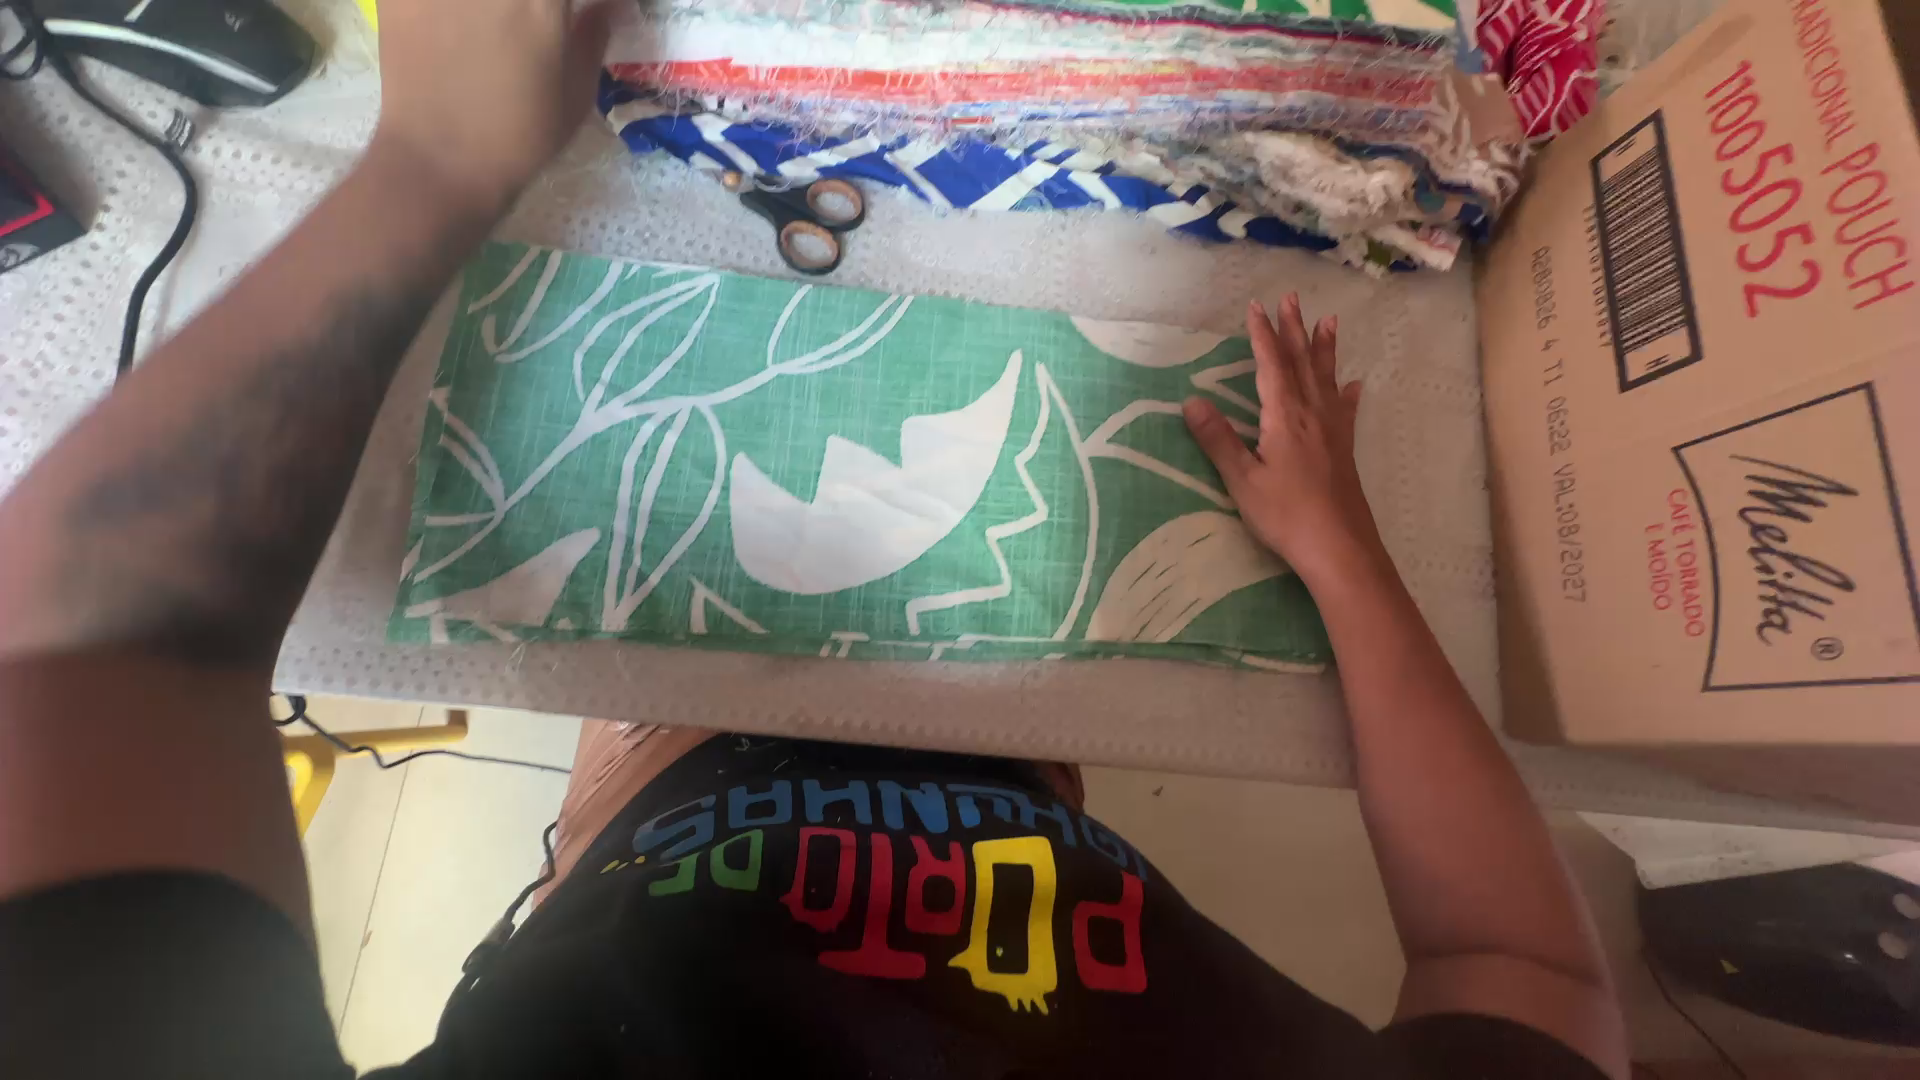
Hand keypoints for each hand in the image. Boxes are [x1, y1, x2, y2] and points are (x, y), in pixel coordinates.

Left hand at [370, 0, 615, 214]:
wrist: (442, 157)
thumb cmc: (522, 137)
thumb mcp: (575, 97)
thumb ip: (592, 37)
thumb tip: (609, 3)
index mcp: (543, 5)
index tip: (590, 5)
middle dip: (540, 3)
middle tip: (543, 15)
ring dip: (506, 7)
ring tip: (507, 20)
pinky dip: (459, 8)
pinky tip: (464, 21)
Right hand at [1184, 295, 1386, 589]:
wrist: (1339, 547)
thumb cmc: (1285, 515)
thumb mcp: (1242, 480)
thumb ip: (1218, 440)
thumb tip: (1191, 402)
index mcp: (1285, 418)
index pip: (1271, 366)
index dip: (1262, 336)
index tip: (1255, 307)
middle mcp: (1313, 415)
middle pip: (1303, 363)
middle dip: (1294, 330)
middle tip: (1291, 298)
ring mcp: (1333, 431)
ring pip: (1327, 379)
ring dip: (1324, 349)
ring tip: (1328, 321)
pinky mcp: (1344, 450)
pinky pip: (1346, 410)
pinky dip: (1347, 393)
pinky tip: (1354, 384)